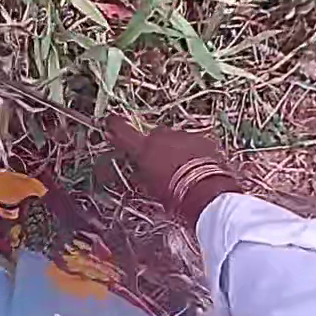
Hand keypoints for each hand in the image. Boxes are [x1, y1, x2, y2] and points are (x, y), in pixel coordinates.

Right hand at [106, 115, 244, 226]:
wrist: (206, 191)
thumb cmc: (172, 194)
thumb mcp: (149, 188)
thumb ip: (139, 174)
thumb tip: (135, 171)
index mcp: (143, 148)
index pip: (122, 132)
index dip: (115, 126)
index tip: (110, 121)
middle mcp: (162, 136)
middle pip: (154, 135)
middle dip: (155, 145)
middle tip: (159, 163)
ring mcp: (183, 135)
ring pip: (175, 138)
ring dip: (175, 148)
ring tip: (181, 168)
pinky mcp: (203, 138)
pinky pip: (194, 142)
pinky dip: (193, 151)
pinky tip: (196, 166)